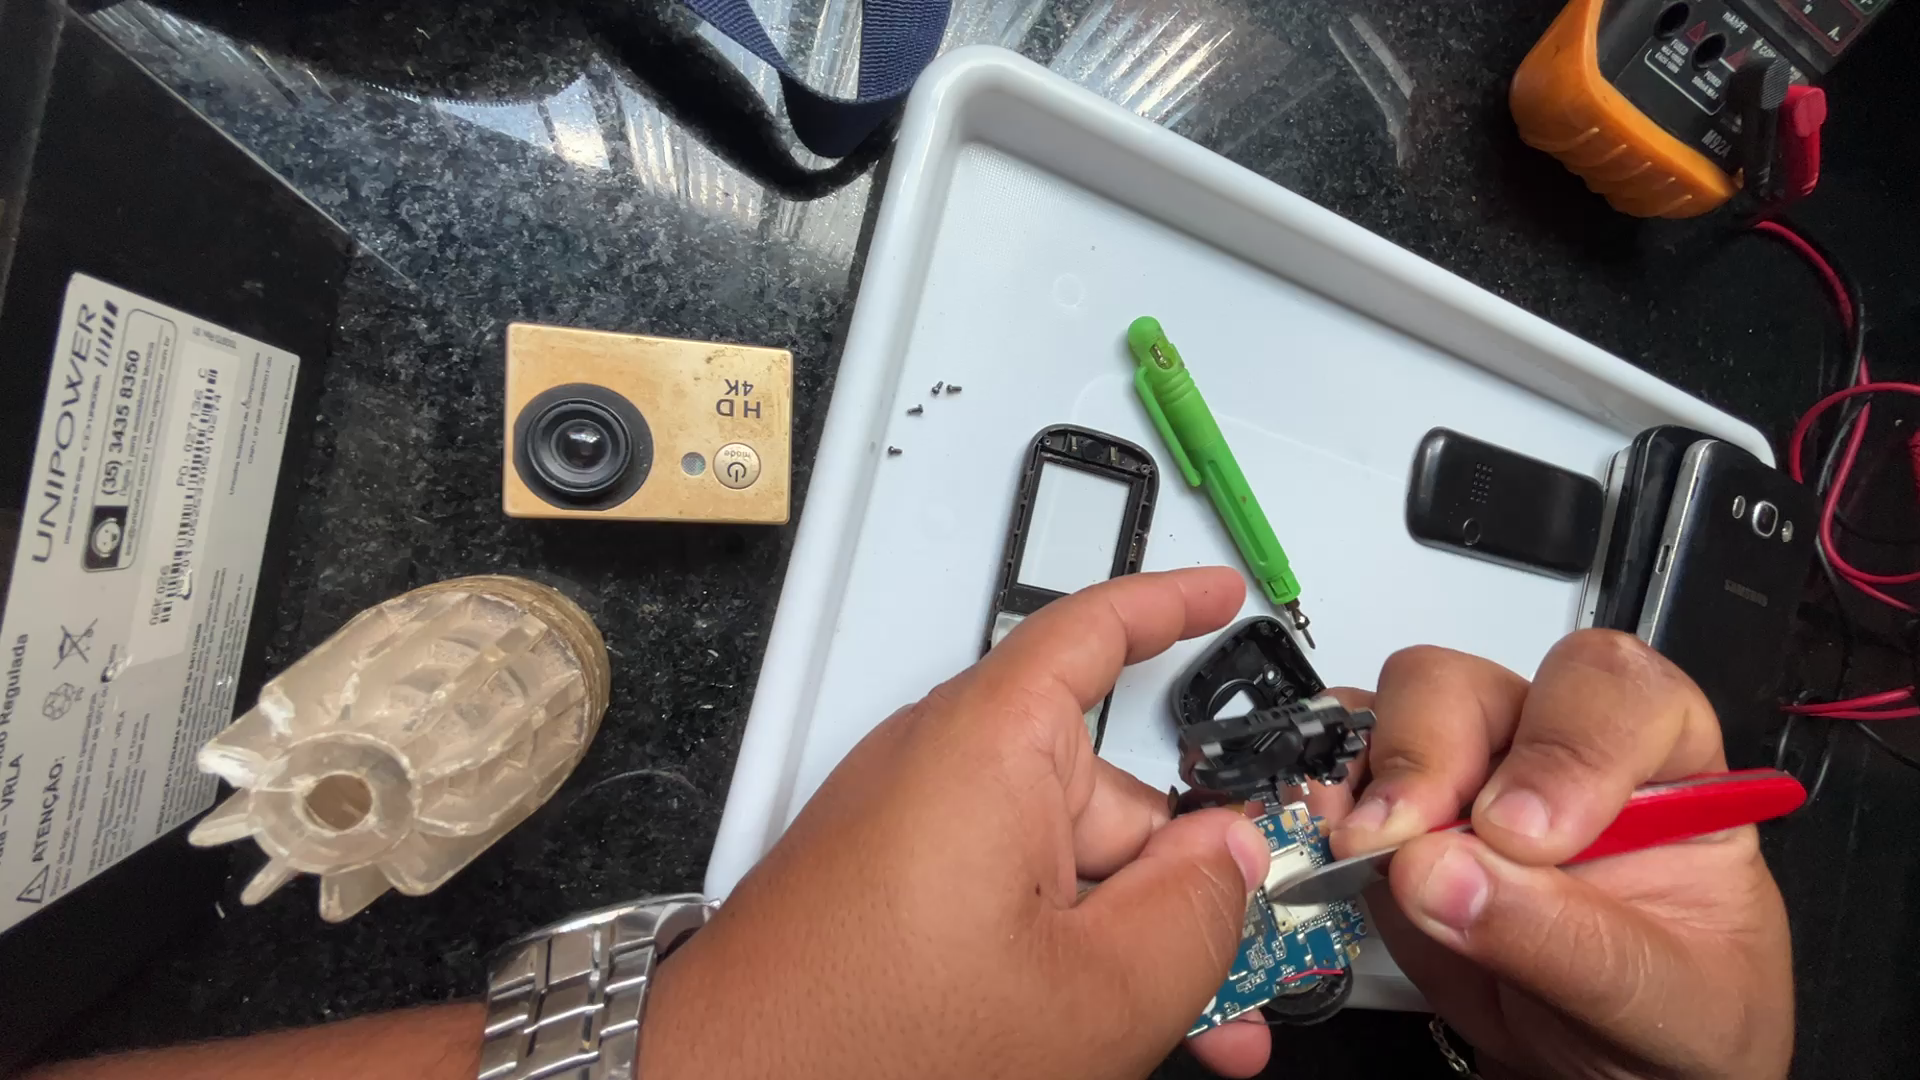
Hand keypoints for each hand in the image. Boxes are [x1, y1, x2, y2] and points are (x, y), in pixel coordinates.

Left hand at [637, 568, 1278, 1078]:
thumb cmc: (862, 1041)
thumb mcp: (1087, 994)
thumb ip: (1190, 913)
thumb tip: (1234, 853)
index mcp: (992, 742)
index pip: (1094, 628)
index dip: (1170, 604)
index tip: (1219, 595)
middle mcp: (951, 755)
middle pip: (1105, 785)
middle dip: (1177, 869)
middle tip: (1237, 954)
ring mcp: (925, 806)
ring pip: (1065, 848)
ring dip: (1126, 922)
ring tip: (1181, 1014)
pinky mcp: (905, 852)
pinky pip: (1013, 869)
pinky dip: (1065, 924)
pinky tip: (1101, 1000)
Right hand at [1322, 632, 1792, 1078]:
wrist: (1574, 1048)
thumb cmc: (1656, 1019)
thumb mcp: (1658, 1003)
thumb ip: (1561, 940)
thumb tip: (1437, 874)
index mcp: (1656, 771)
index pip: (1613, 694)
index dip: (1562, 744)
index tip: (1520, 838)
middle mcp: (1542, 744)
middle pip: (1473, 684)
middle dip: (1430, 756)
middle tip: (1405, 842)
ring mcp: (1457, 758)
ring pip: (1400, 698)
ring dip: (1372, 768)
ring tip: (1362, 849)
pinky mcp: (1386, 786)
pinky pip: (1338, 737)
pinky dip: (1321, 778)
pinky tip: (1329, 830)